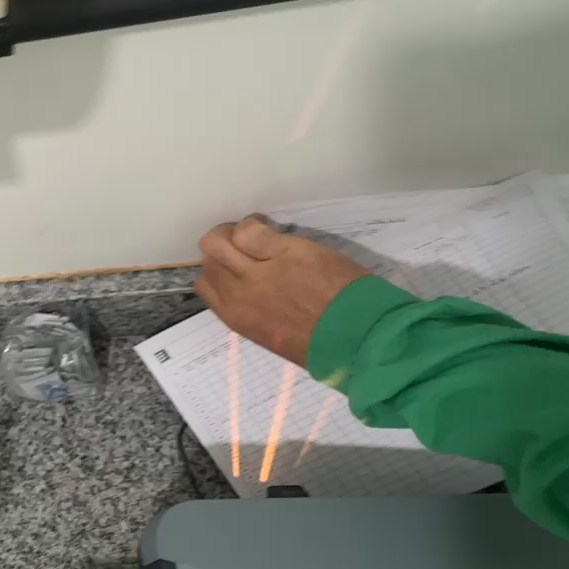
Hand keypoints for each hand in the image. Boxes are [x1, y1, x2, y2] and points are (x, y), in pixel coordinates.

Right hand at [194, 215, 371, 366]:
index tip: (236, 266)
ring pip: (217, 242)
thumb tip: (244, 288)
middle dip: (223, 250)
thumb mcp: (271, 333)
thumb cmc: (322, 343)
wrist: (364, 339)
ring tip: (256, 234)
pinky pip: (250, 231)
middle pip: (209, 259)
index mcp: (236, 317)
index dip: (218, 270)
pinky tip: (270, 228)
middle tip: (246, 247)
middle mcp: (239, 293)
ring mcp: (259, 272)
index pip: (204, 284)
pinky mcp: (285, 253)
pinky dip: (254, 225)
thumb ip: (250, 310)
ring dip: (232, 234)